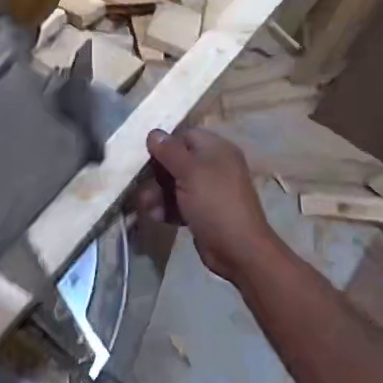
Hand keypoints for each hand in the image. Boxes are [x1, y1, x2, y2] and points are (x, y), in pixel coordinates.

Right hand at [134, 128, 273, 280]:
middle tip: (144, 188)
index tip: (147, 160)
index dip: (164, 146)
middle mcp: (213, 166)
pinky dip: (166, 208)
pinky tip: (159, 217)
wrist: (238, 250)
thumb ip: (169, 151)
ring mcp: (207, 189)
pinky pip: (177, 202)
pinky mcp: (201, 210)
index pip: (183, 136)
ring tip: (150, 208)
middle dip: (156, 176)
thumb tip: (153, 132)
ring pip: (172, 184)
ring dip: (157, 195)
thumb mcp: (190, 172)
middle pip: (174, 161)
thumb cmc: (215, 204)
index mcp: (216, 150)